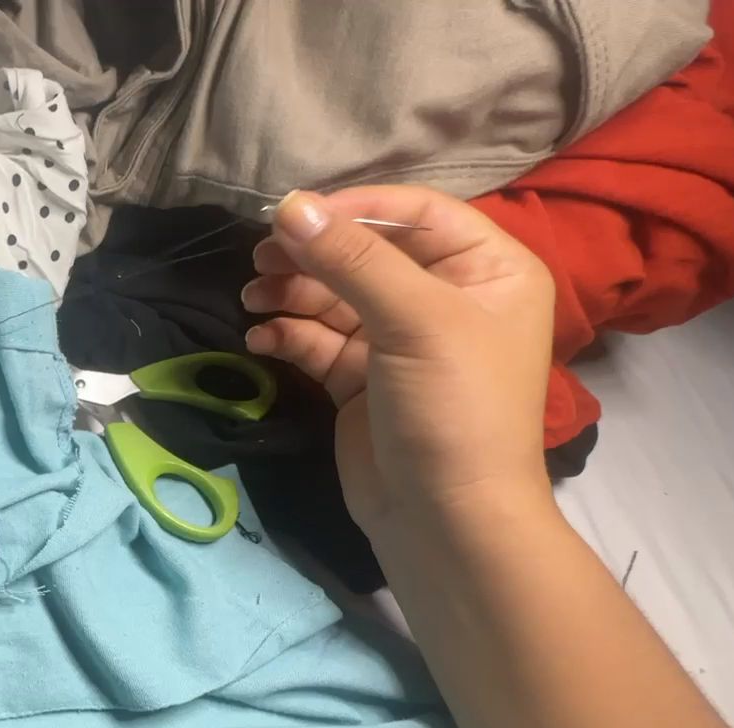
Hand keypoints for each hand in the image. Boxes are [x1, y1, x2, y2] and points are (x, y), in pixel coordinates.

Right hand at [239, 187, 557, 538]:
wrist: (440, 513)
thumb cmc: (452, 407)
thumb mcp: (413, 322)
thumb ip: (353, 262)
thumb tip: (289, 208)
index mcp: (483, 269)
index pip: (413, 216)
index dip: (350, 211)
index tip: (287, 217)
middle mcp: (440, 299)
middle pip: (363, 257)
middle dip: (310, 257)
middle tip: (257, 262)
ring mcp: (394, 342)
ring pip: (331, 300)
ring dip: (289, 296)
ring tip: (250, 299)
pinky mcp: (357, 380)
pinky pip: (315, 342)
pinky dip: (286, 337)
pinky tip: (260, 339)